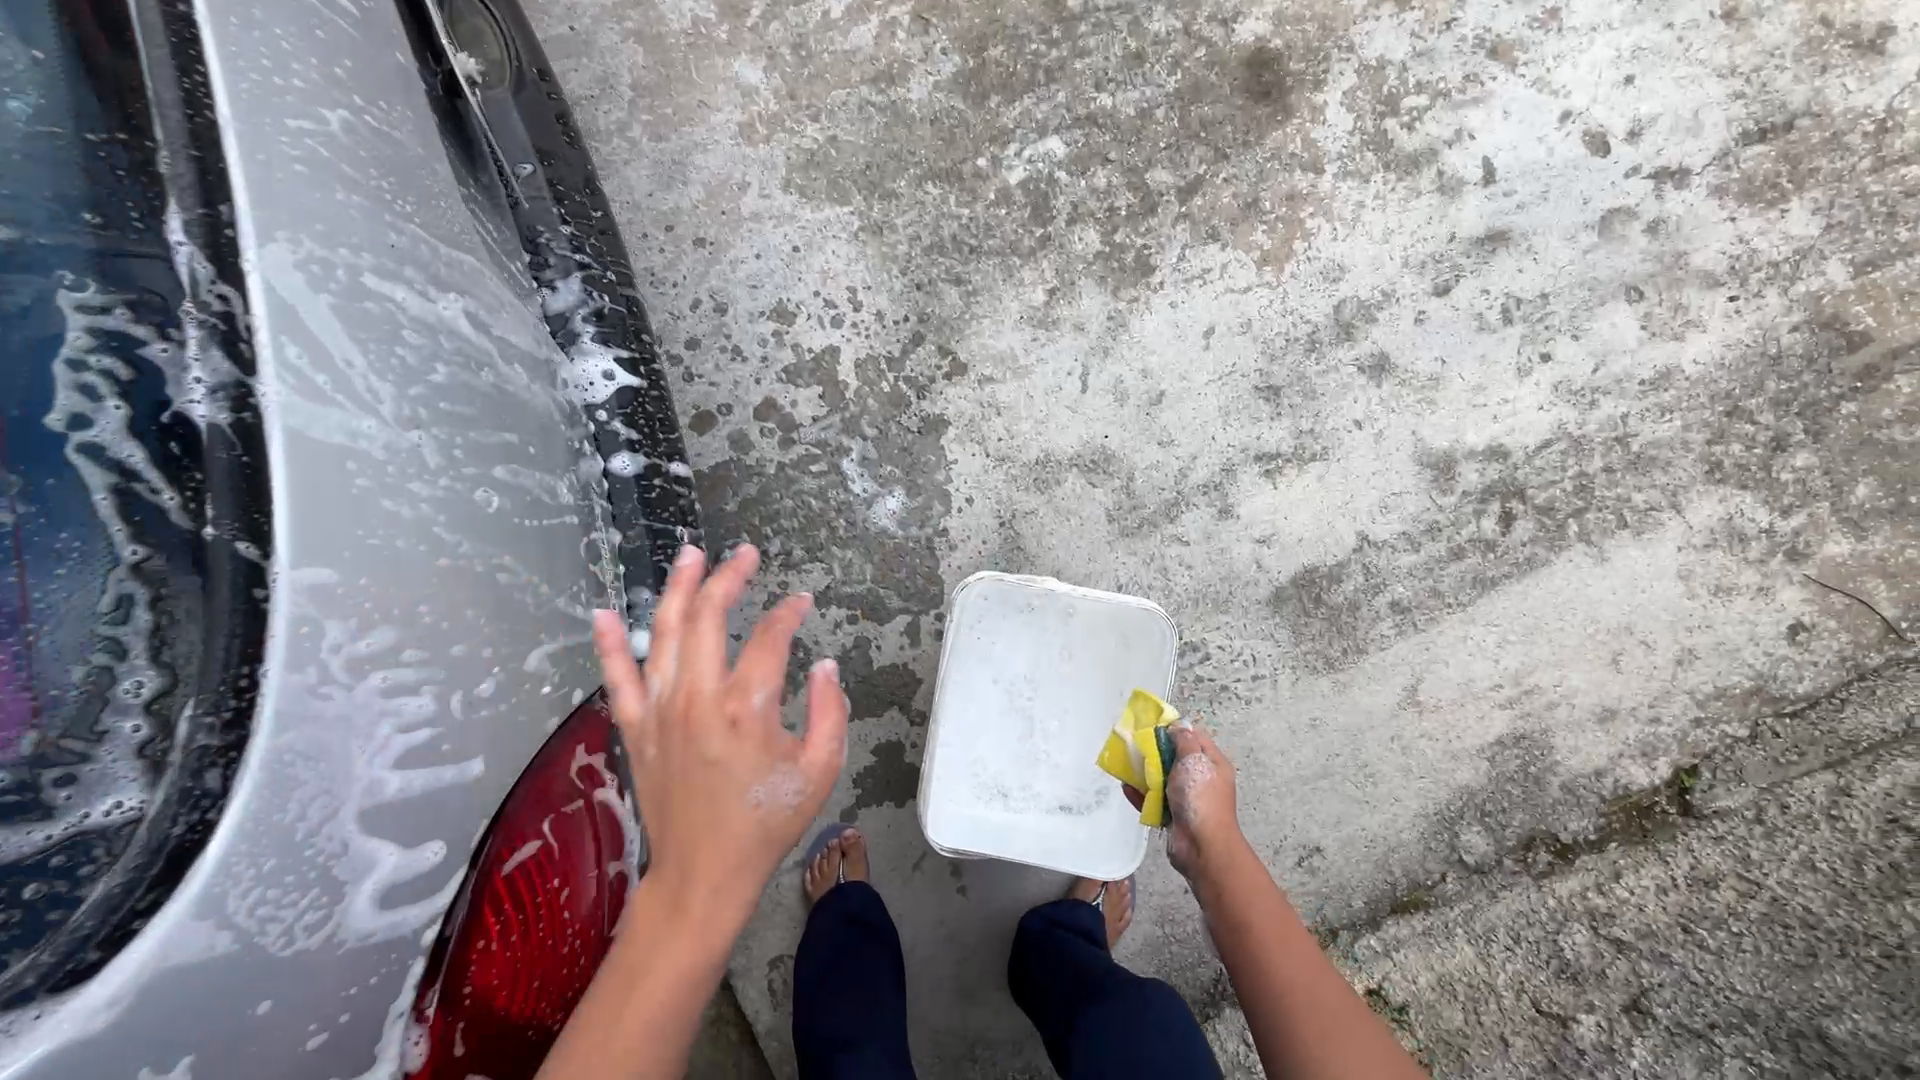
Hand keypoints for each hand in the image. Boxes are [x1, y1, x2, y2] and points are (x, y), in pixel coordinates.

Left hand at [592, 543, 847, 917]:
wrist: (704, 871)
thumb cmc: (767, 821)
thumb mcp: (821, 769)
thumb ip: (831, 710)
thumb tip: (824, 664)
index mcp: (747, 706)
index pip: (771, 636)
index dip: (789, 612)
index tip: (802, 603)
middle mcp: (697, 697)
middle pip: (709, 616)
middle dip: (729, 577)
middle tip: (746, 554)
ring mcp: (659, 710)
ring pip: (663, 632)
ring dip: (677, 588)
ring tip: (690, 555)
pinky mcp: (635, 728)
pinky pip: (617, 677)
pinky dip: (610, 642)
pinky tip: (604, 611)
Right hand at [1129, 724, 1242, 880]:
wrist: (1202, 846)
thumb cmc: (1200, 798)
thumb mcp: (1194, 761)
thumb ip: (1184, 741)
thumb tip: (1178, 726)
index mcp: (1213, 764)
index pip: (1196, 737)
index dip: (1176, 729)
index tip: (1154, 725)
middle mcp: (1201, 780)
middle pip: (1176, 758)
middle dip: (1156, 751)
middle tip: (1135, 743)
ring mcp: (1187, 799)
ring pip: (1163, 779)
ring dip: (1145, 772)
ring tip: (1126, 764)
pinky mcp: (1173, 816)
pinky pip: (1154, 800)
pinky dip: (1141, 794)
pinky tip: (1126, 787)